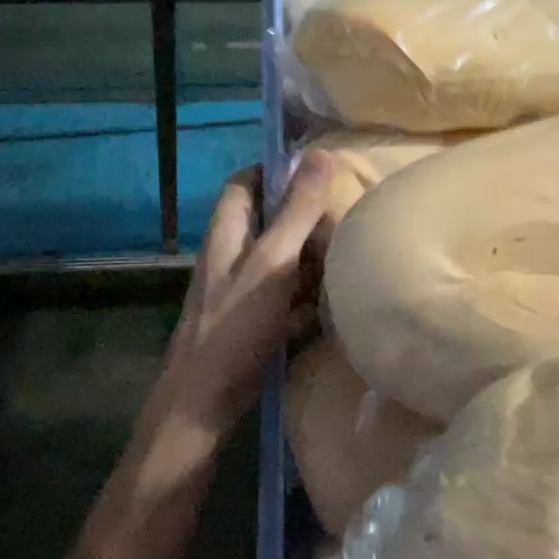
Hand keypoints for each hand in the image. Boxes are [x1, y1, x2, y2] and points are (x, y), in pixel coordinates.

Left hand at [153, 152, 336, 435]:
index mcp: (227, 231)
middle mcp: (232, 255)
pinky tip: (340, 304)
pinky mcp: (254, 325)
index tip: (319, 171)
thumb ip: (298, 211)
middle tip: (349, 217)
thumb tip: (321, 152)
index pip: (246, 181)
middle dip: (306, 218)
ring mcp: (242, 292)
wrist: (203, 406)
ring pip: (282, 261)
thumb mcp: (273, 262)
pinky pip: (287, 299)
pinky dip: (310, 298)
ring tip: (354, 255)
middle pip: (270, 221)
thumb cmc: (234, 326)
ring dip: (313, 259)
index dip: (277, 170)